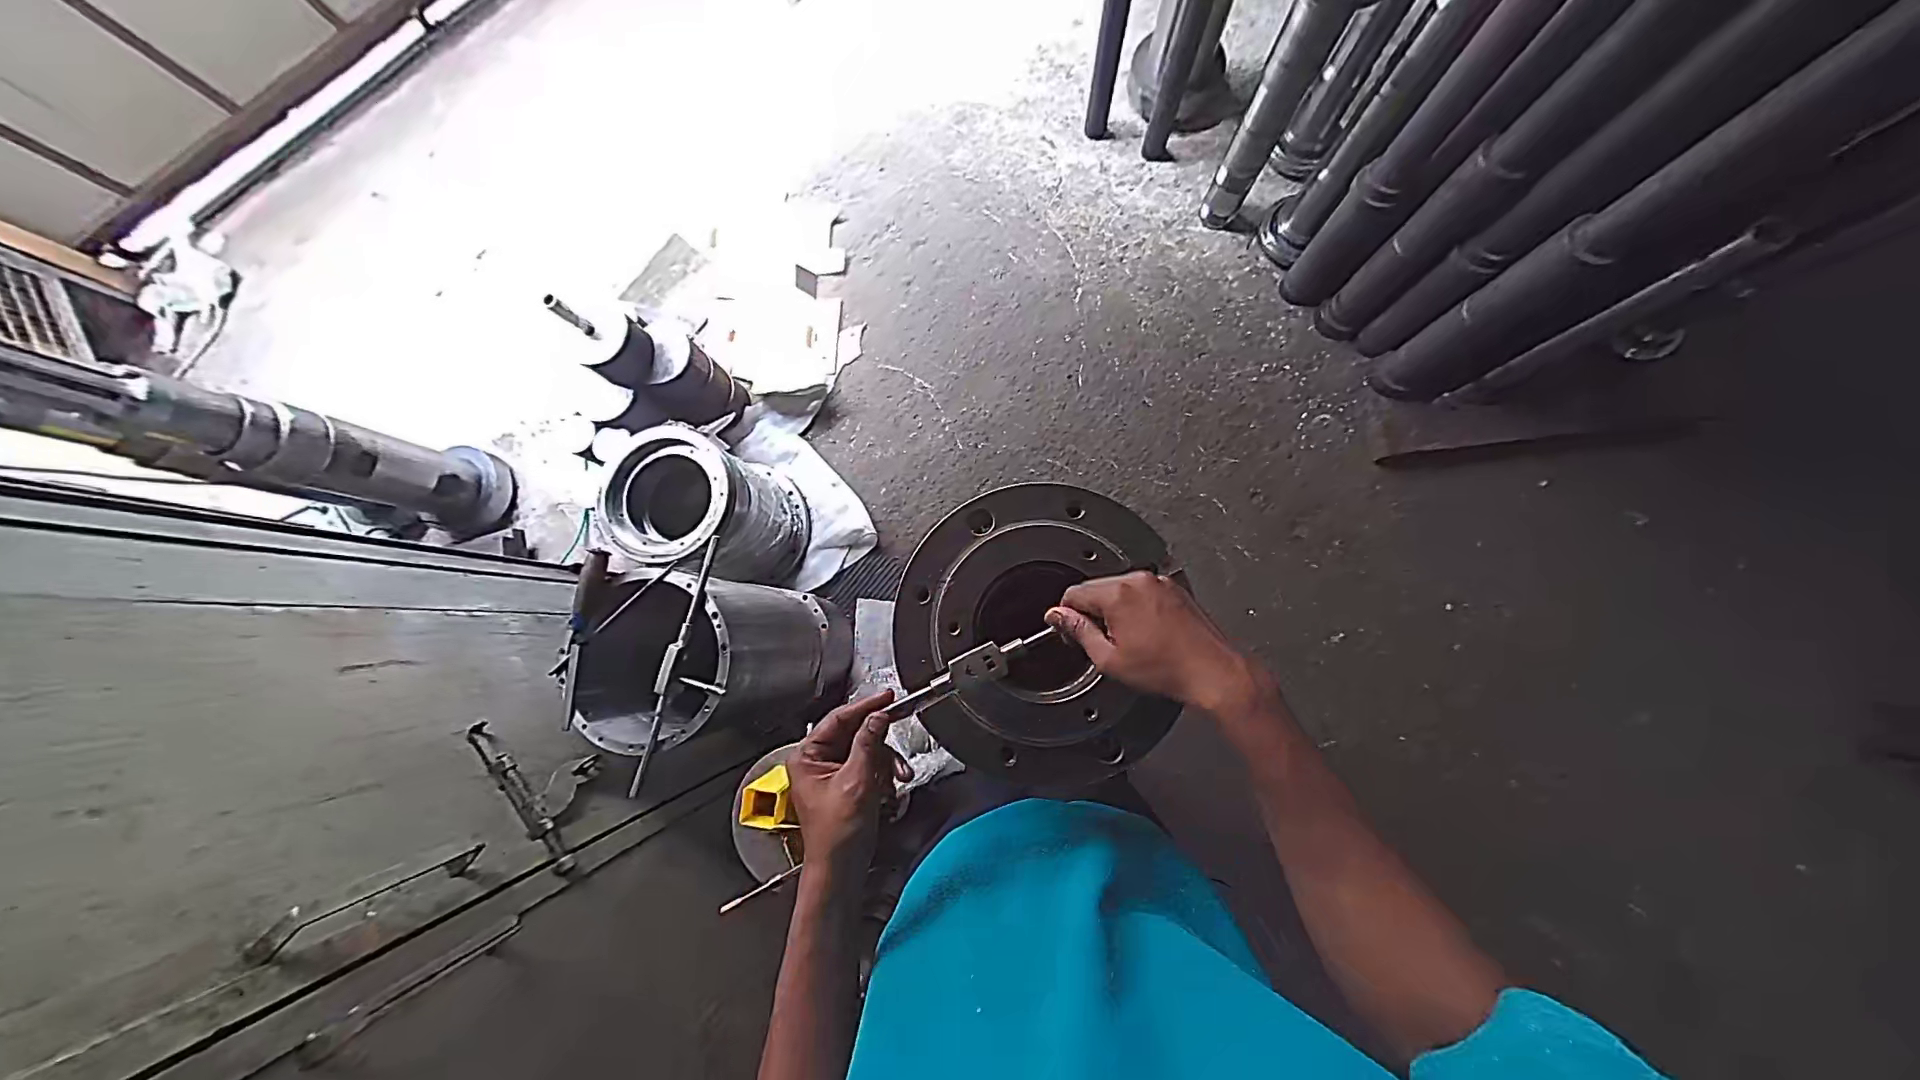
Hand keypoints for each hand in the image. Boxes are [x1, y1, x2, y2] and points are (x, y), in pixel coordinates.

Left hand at [787, 691, 909, 876]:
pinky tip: (890, 788)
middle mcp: (817, 762)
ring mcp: (832, 774)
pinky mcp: (847, 786)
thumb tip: (878, 716)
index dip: (865, 706)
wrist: (841, 872)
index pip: (838, 718)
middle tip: (897, 741)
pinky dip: (884, 774)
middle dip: (880, 745)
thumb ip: (868, 743)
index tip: (886, 697)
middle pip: (855, 733)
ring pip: (867, 750)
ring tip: (897, 777)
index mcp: (807, 757)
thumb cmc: (836, 837)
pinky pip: (870, 766)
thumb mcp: (856, 781)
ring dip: (886, 763)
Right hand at [1046, 571, 1268, 714]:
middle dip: (1093, 612)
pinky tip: (1147, 634)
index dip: (1067, 616)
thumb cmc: (1169, 669)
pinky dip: (1136, 608)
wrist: (1212, 672)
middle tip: (1104, 642)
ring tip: (1130, 640)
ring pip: (1118, 589)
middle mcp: (1139, 581)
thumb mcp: (1109, 659)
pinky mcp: (1173, 588)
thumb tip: (1059, 616)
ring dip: (1115, 610)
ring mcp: (1159, 582)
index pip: (1073, 593)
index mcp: (1119, 594)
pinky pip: (1141, 592)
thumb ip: (1078, 632)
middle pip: (1095, 589)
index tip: (1071, 631)